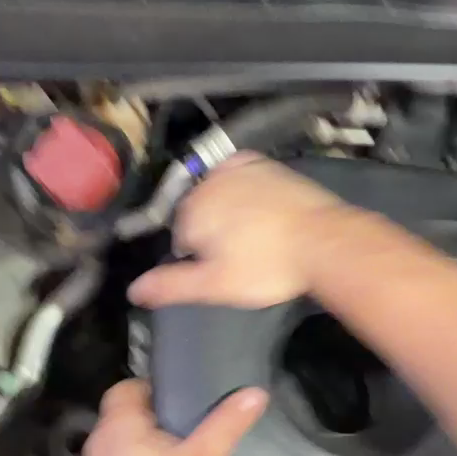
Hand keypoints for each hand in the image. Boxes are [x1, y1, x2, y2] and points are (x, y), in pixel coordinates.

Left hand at [80, 379, 267, 455]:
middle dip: (158, 416)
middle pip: (127, 412)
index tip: (184, 399)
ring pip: (124, 440)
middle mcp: (100, 439)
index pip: (129, 385)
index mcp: (119, 422)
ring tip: (182, 454)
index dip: (155, 387)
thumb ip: (226, 426)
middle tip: (190, 426)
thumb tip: (255, 392)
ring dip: (149, 442)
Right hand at [127, 156, 350, 309]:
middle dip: (209, 233)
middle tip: (239, 257)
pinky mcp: (261, 165)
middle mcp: (207, 183)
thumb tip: (133, 290)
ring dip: (225, 212)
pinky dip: (239, 185)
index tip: (220, 269)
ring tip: (253, 237)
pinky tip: (252, 204)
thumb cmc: (268, 266)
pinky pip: (237, 172)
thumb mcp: (215, 285)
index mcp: (191, 212)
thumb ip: (171, 285)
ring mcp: (236, 170)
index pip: (179, 239)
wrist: (323, 241)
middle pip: (195, 213)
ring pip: (215, 193)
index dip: (196, 258)